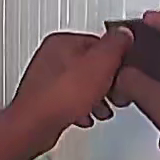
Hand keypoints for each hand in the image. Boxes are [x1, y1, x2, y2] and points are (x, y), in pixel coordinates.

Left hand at [5, 29, 134, 150]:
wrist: (36, 125)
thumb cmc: (61, 95)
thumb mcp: (101, 64)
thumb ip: (115, 45)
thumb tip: (124, 34)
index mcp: (62, 41)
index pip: (98, 42)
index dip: (115, 59)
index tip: (121, 71)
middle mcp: (49, 57)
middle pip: (88, 64)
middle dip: (104, 80)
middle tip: (112, 91)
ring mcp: (45, 79)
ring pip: (78, 84)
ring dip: (94, 96)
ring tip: (101, 107)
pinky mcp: (44, 99)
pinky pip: (68, 100)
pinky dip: (79, 107)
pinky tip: (85, 115)